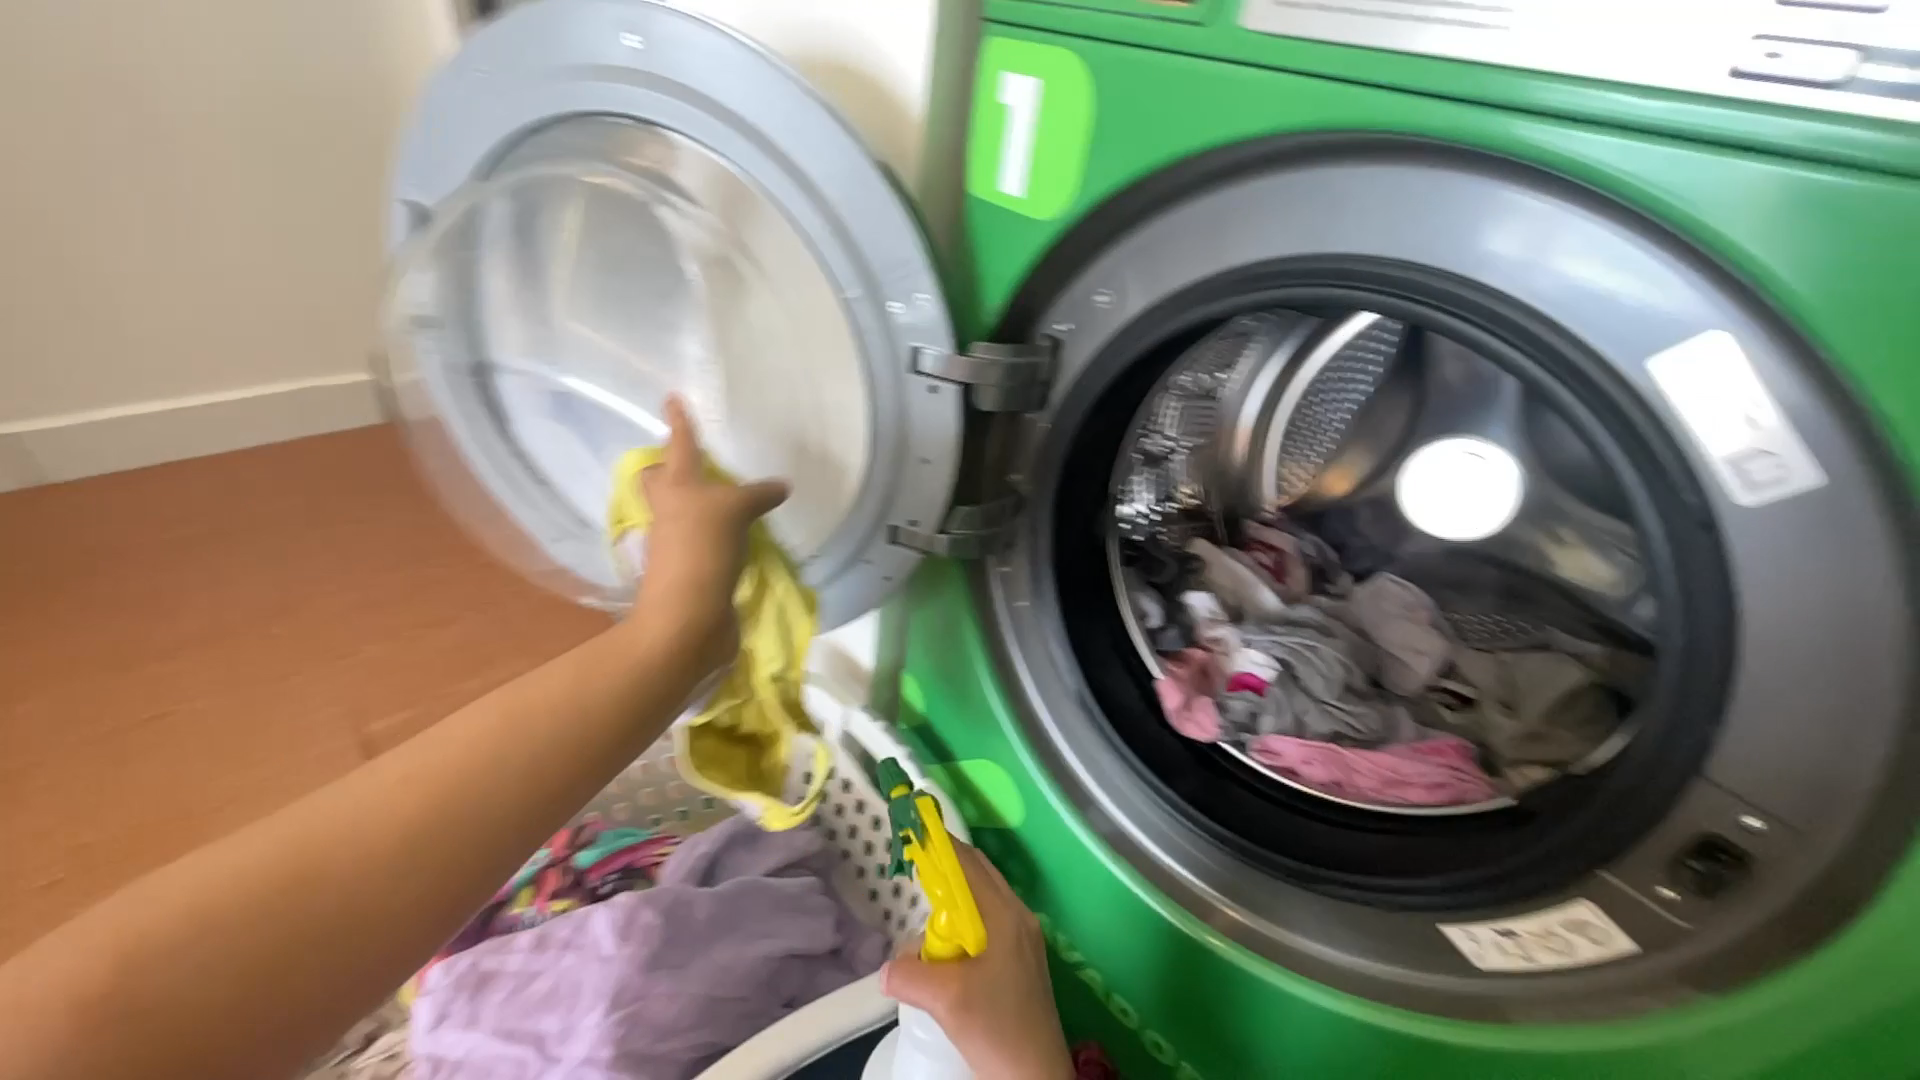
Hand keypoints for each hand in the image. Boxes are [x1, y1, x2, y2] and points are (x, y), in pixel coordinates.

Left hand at [630, 396, 788, 678]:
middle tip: (695, 457)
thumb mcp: (735, 512)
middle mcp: (670, 513)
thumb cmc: (702, 551)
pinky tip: (742, 535)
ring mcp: (678, 544)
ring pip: (683, 513)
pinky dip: (720, 536)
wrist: (688, 619)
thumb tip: (781, 486)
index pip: (679, 444)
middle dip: (671, 468)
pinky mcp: (692, 572)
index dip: (679, 421)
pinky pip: (707, 543)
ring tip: (729, 494)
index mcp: (675, 489)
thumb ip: (757, 495)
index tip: (672, 397)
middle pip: (663, 482)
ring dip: (699, 503)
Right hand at [883, 843, 1073, 1079]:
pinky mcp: (1023, 959)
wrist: (1038, 1077)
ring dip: (955, 899)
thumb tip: (888, 968)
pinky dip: (966, 921)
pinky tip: (949, 948)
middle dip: (946, 869)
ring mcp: (1024, 938)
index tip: (913, 832)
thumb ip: (910, 974)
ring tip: (928, 915)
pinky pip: (990, 921)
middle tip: (914, 870)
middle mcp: (1018, 917)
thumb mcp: (945, 1000)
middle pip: (978, 874)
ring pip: (984, 898)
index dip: (940, 845)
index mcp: (1004, 915)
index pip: (968, 863)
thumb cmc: (997, 1028)